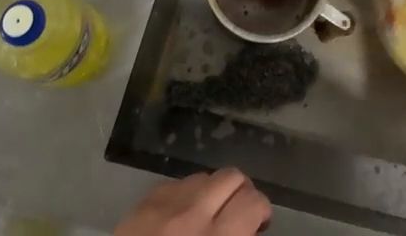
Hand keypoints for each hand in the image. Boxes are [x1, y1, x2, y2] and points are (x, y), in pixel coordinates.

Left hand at [115, 168, 271, 235]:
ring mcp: (166, 203)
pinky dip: (185, 196)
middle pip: (232, 176)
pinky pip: (176, 183)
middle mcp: (194, 213)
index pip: (253, 202)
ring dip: (212, 192)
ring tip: (206, 215)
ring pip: (204, 176)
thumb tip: (247, 230)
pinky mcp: (144, 202)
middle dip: (240, 193)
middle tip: (236, 215)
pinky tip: (180, 217)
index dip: (261, 210)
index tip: (258, 224)